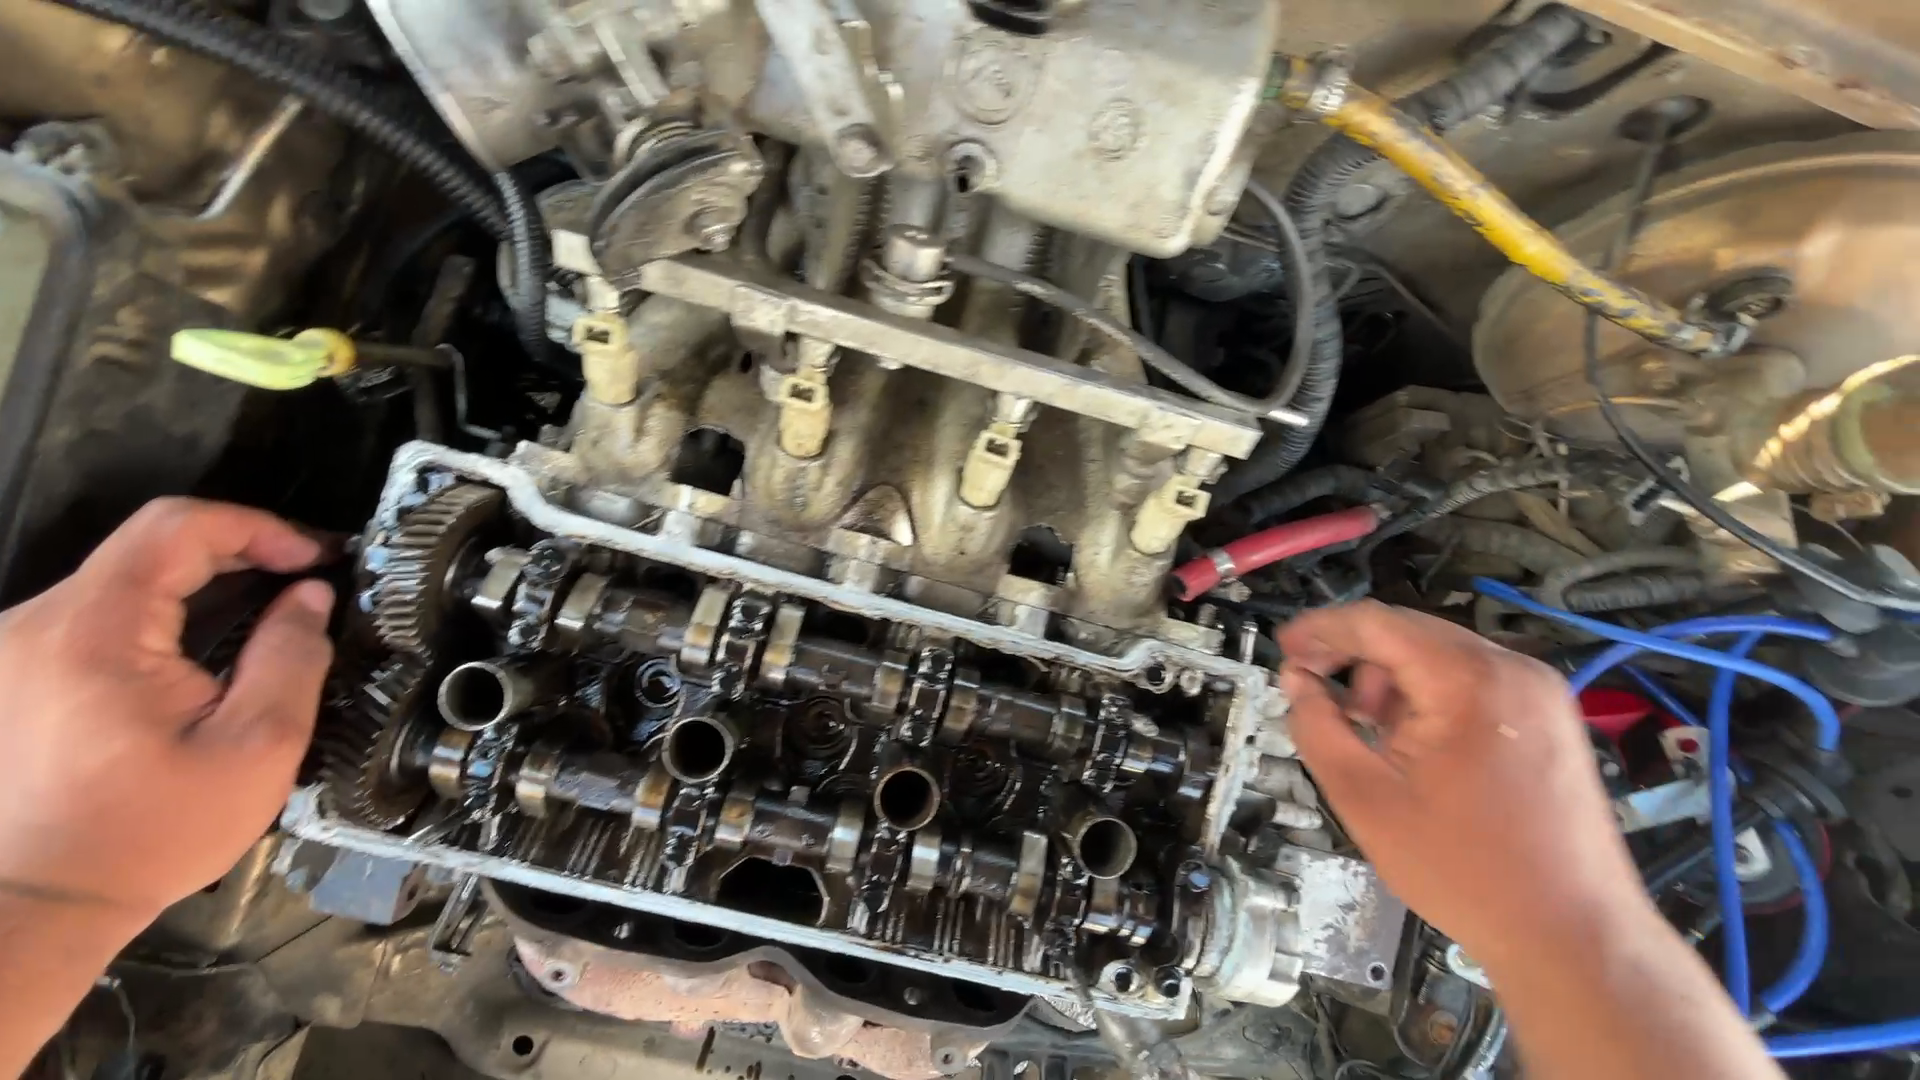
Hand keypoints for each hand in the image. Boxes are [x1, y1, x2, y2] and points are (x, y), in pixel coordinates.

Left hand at [0, 498, 334, 920]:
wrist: (33, 908)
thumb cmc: (154, 830)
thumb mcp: (258, 744)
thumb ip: (292, 655)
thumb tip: (309, 594)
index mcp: (93, 634)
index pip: (177, 527)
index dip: (260, 527)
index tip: (315, 559)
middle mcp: (37, 627)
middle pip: (151, 546)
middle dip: (244, 553)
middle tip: (311, 582)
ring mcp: (17, 650)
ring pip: (129, 578)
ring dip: (210, 583)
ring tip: (275, 613)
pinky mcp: (17, 674)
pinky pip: (106, 613)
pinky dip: (173, 611)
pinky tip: (214, 645)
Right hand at [1278, 600, 1653, 969]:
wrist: (1573, 938)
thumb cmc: (1462, 868)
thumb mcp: (1363, 796)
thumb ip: (1317, 726)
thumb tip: (1297, 682)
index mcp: (1469, 680)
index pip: (1377, 622)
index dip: (1321, 629)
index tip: (1284, 649)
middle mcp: (1513, 670)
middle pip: (1409, 632)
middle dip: (1352, 655)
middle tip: (1309, 685)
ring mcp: (1540, 693)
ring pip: (1439, 655)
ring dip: (1388, 677)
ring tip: (1361, 725)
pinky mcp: (1549, 719)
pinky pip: (1470, 682)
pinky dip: (1426, 695)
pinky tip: (1405, 737)